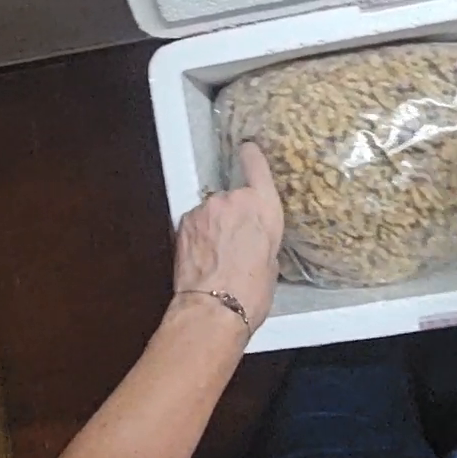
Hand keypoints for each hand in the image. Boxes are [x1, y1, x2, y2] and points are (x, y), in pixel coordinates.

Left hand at [171, 143, 284, 334]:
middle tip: (234, 243)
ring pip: (210, 212)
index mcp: (264, 206)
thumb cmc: (251, 292)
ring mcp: (206, 208)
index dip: (251, 156)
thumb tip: (250, 239)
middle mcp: (234, 199)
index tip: (247, 148)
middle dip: (231, 215)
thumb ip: (262, 238)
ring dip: (212, 227)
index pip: (257, 166)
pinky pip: (194, 223)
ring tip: (216, 256)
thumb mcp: (272, 262)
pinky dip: (197, 236)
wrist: (214, 309)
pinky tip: (202, 258)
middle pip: (232, 198)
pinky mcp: (184, 221)